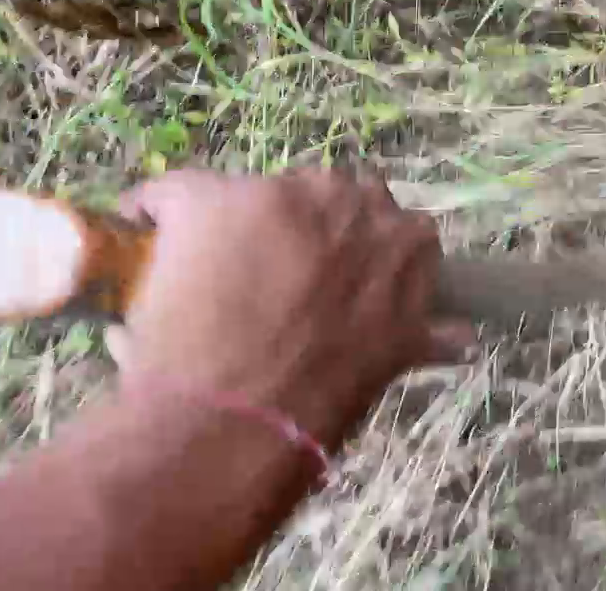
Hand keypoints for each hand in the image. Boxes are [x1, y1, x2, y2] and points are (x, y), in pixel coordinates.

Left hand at [113, 168, 445, 446]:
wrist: (247, 414)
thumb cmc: (329, 390)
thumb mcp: (395, 354)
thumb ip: (429, 336)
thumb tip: (466, 339)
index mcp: (409, 235)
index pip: (380, 216)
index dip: (345, 242)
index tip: (322, 272)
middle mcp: (357, 200)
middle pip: (323, 192)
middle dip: (298, 220)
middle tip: (266, 269)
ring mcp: (286, 194)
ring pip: (256, 191)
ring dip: (238, 217)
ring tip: (203, 264)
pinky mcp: (215, 198)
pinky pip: (170, 193)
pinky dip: (152, 213)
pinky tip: (138, 239)